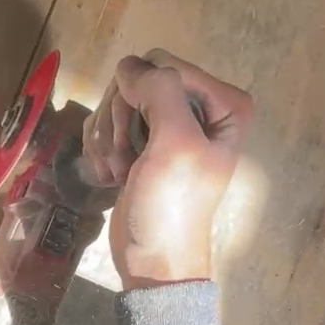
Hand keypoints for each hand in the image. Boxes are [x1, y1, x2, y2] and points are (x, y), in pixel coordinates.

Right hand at [83, 51, 252, 288]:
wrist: (153, 259)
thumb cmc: (172, 205)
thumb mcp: (175, 144)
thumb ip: (160, 91)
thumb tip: (129, 65)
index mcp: (223, 103)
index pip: (163, 65)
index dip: (139, 96)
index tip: (140, 141)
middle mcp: (198, 108)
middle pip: (137, 81)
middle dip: (121, 121)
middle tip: (127, 160)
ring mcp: (167, 127)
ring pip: (116, 102)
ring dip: (108, 139)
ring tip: (120, 172)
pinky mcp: (141, 146)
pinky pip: (107, 125)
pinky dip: (101, 150)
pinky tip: (111, 176)